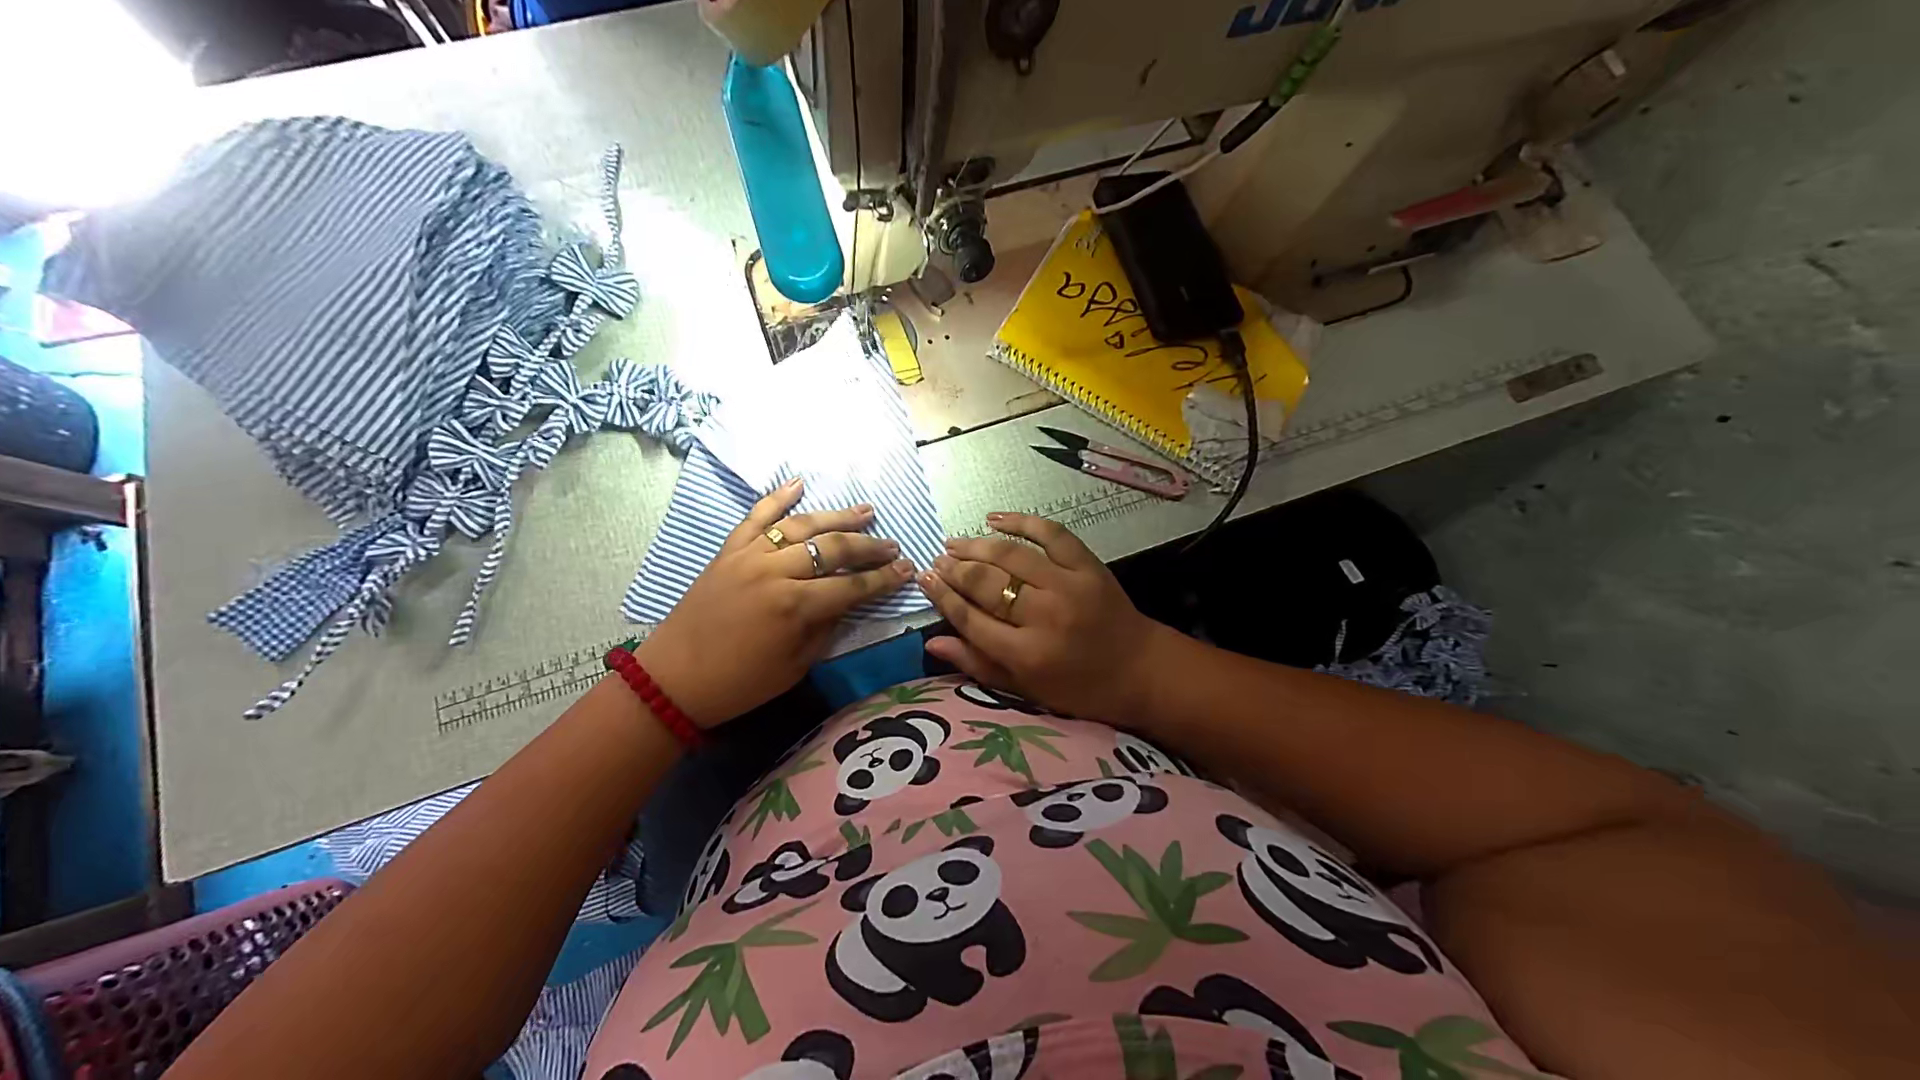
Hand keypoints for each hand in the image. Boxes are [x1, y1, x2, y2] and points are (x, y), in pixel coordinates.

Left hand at [636, 478, 916, 726]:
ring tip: (865, 512)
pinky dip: (776, 498)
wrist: (673, 679)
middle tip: (892, 545)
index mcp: (794, 606)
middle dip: (868, 546)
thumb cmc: (740, 682)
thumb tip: (850, 600)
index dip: (883, 579)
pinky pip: (756, 517)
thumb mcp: (796, 665)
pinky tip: (799, 483)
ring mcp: (749, 555)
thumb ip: (826, 627)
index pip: (852, 586)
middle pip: (833, 549)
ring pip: (801, 525)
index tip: (907, 569)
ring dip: (837, 517)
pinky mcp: (728, 551)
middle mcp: (775, 572)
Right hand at [917, 512, 1173, 725]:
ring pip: (1011, 555)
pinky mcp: (1088, 565)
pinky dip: (1022, 521)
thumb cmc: (1079, 688)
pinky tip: (995, 518)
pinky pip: (1051, 534)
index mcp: (1027, 654)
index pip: (971, 619)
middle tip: (937, 560)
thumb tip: (931, 642)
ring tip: (954, 543)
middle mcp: (1045, 616)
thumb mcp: (1026, 689)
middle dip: (956, 570)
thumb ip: (978, 665)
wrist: (1141, 670)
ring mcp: (1069, 586)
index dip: (943, 597)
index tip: (924, 579)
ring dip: (977, 546)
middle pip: (987, 584)